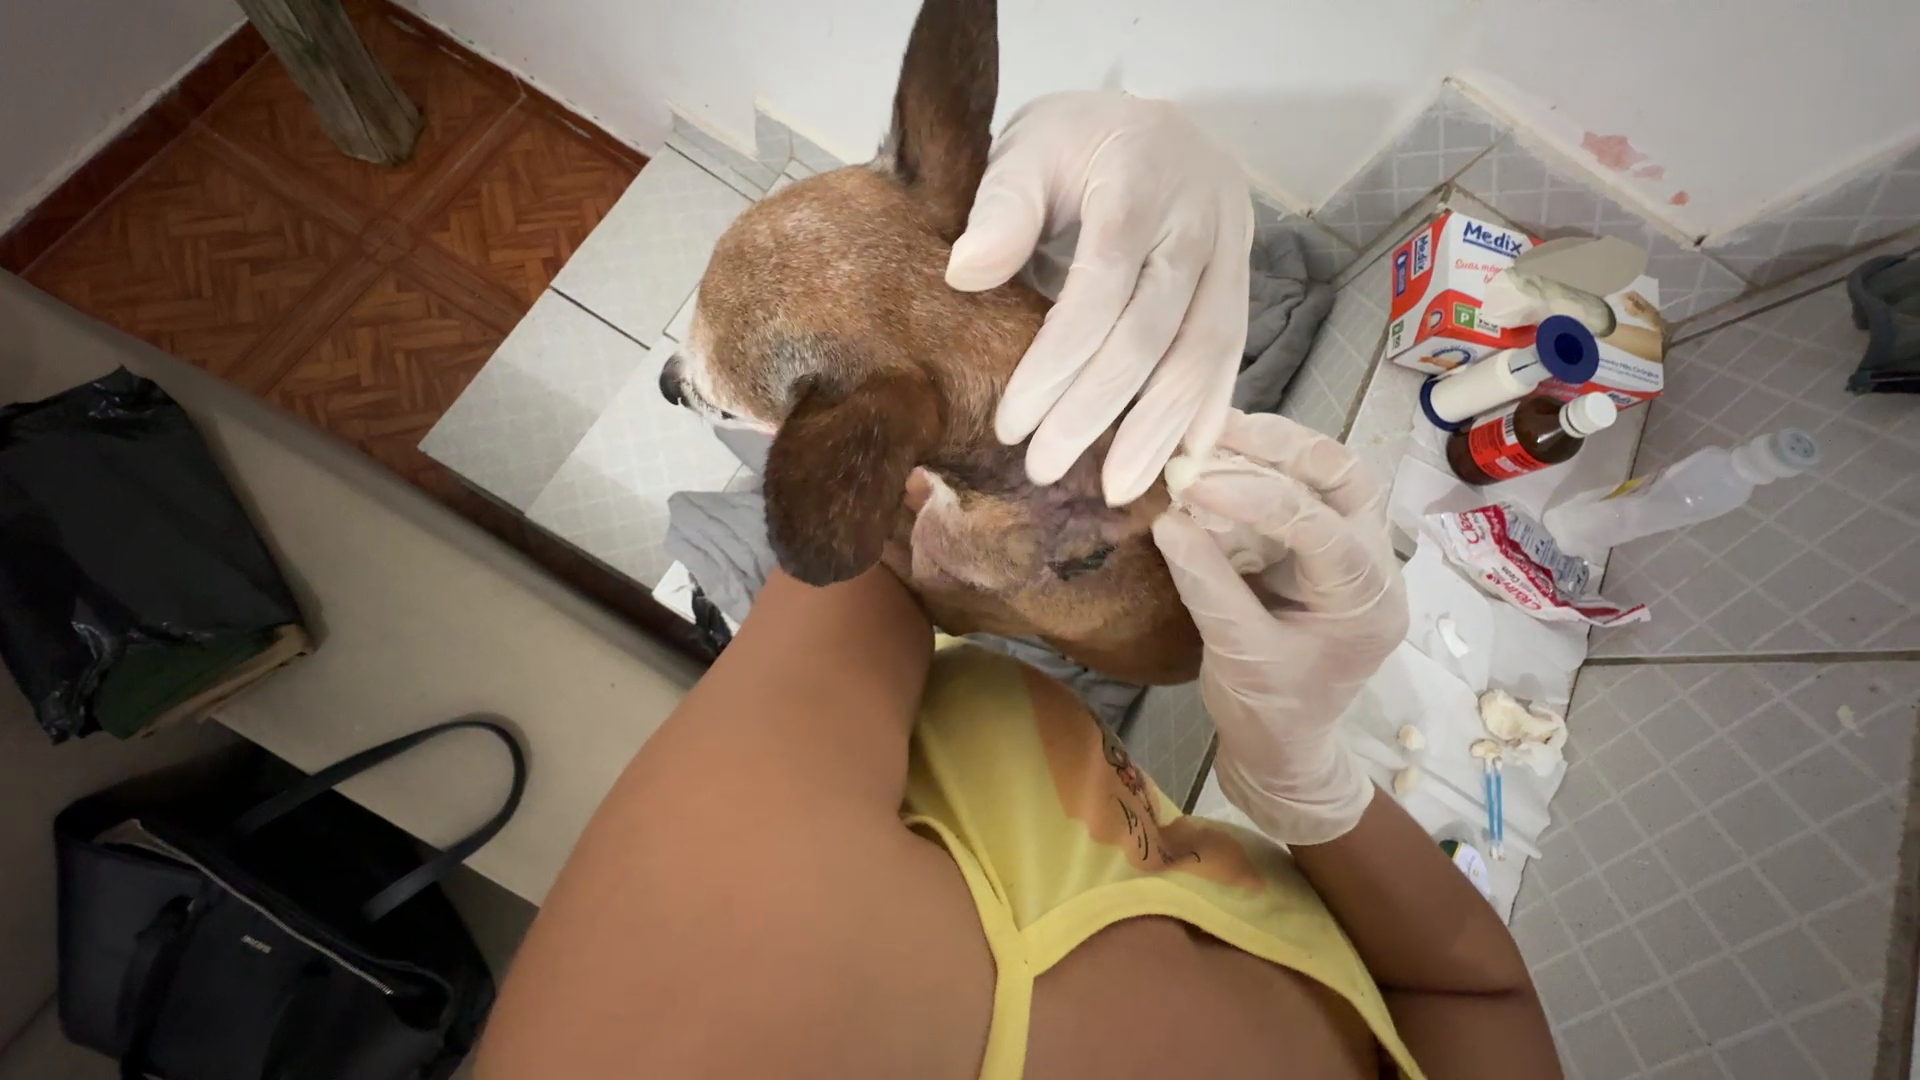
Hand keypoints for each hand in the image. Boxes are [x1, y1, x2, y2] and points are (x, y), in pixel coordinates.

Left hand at [945, 91, 1253, 506]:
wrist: (1153, 128)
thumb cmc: (1077, 144)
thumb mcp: (1028, 148)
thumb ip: (1000, 206)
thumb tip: (965, 274)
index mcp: (1141, 176)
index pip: (1101, 286)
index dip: (1058, 362)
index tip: (1012, 423)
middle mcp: (1201, 219)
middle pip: (1154, 333)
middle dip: (1098, 411)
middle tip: (1045, 468)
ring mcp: (1231, 254)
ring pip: (1204, 355)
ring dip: (1160, 431)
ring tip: (1118, 490)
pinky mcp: (1240, 285)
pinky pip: (1232, 356)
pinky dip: (1207, 413)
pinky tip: (1180, 463)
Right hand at [1152, 412, 1406, 843]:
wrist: (1283, 741)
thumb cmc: (1268, 710)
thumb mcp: (1237, 654)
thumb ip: (1207, 585)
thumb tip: (1167, 519)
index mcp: (1367, 603)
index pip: (1321, 532)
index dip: (1257, 501)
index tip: (1195, 482)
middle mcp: (1372, 564)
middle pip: (1346, 480)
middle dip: (1285, 448)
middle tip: (1219, 426)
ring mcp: (1349, 550)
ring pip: (1329, 476)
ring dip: (1273, 448)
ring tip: (1215, 430)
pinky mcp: (1317, 546)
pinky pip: (1299, 493)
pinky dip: (1259, 471)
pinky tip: (1219, 456)